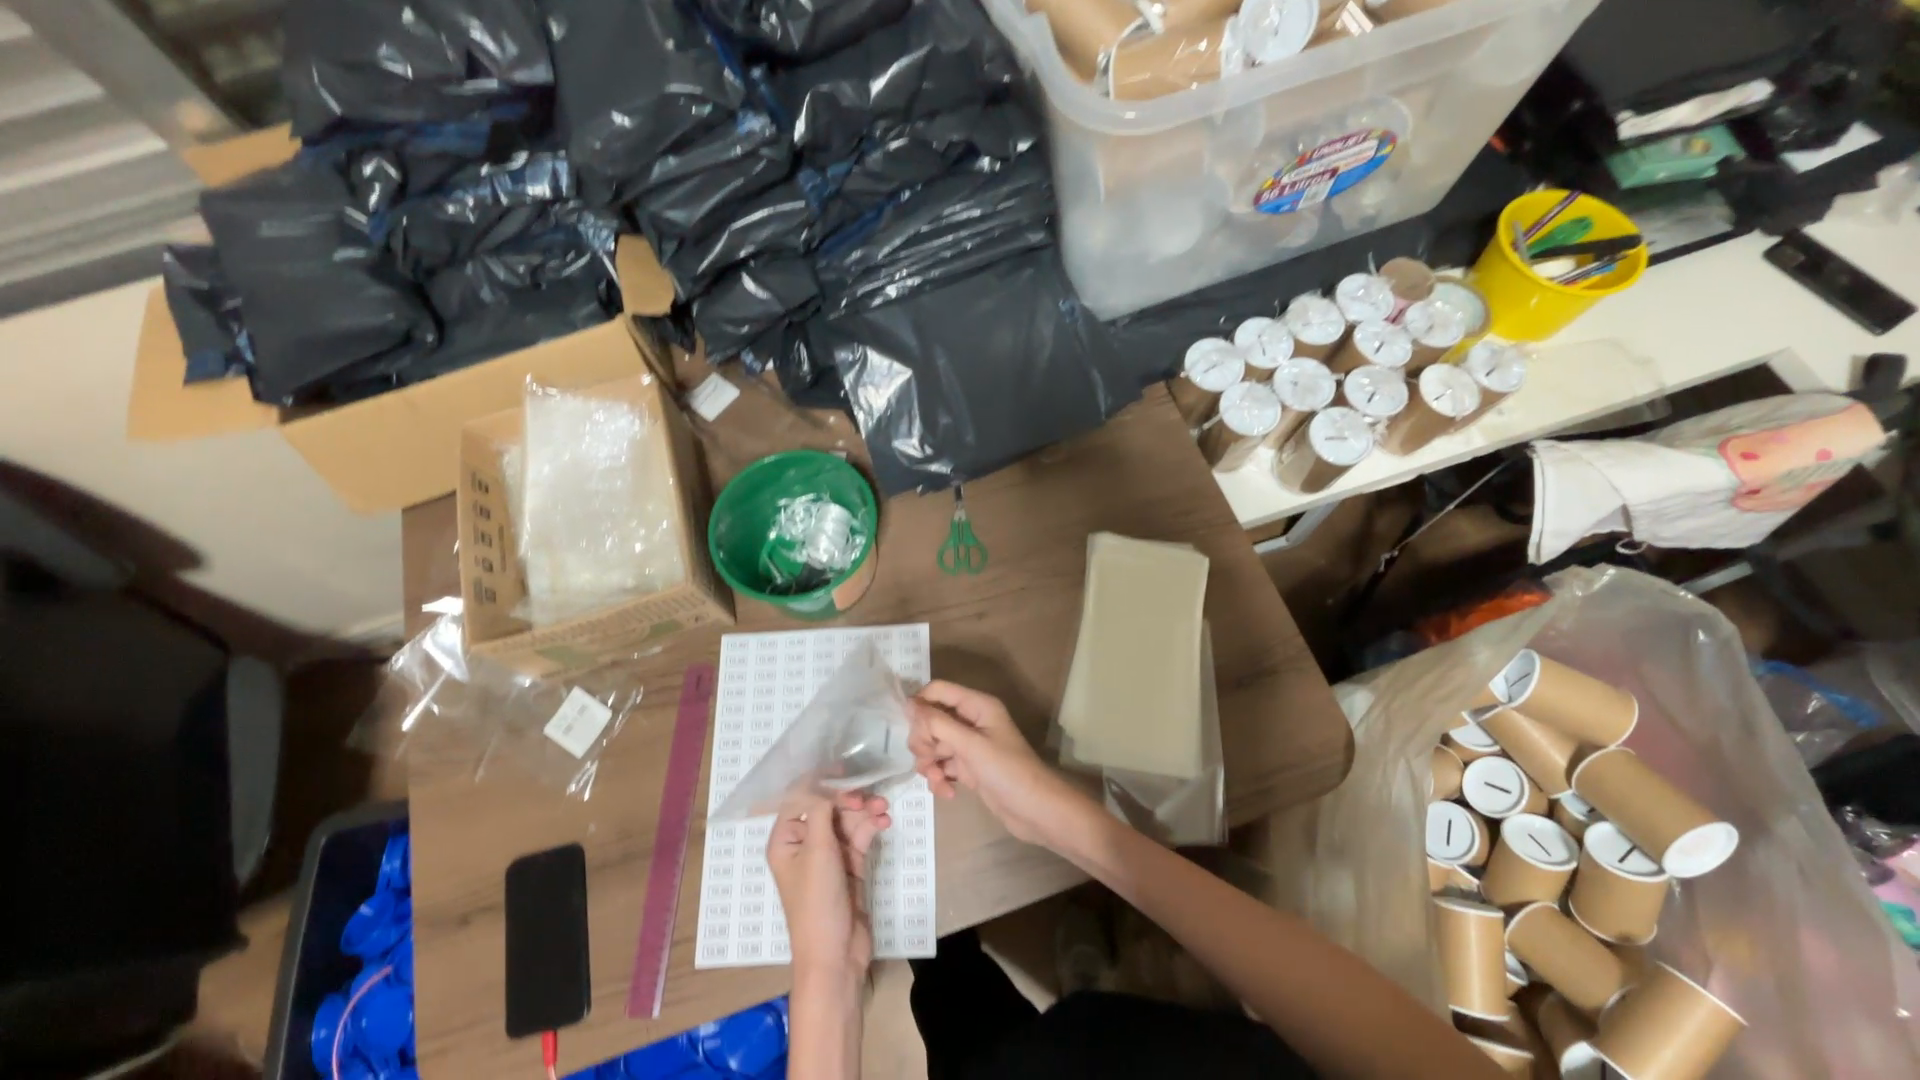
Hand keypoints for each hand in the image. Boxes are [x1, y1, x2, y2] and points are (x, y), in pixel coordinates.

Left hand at [767, 793, 890, 983]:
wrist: (836, 953)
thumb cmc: (817, 901)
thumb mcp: (817, 852)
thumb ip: (823, 812)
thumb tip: (825, 785)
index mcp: (785, 840)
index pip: (800, 799)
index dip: (820, 783)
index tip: (845, 770)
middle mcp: (805, 844)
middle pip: (827, 808)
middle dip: (849, 799)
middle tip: (869, 797)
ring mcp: (828, 857)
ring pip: (847, 821)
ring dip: (865, 811)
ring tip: (883, 808)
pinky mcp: (850, 868)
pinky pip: (860, 838)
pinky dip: (871, 827)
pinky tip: (884, 822)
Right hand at [908, 680, 1096, 849]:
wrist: (1036, 811)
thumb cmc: (1007, 771)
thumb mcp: (970, 745)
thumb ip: (938, 724)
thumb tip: (908, 705)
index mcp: (977, 706)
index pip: (938, 691)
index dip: (920, 706)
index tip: (910, 729)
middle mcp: (972, 721)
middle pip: (932, 719)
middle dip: (924, 740)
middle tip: (928, 757)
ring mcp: (970, 746)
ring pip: (934, 745)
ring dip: (929, 763)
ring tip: (937, 779)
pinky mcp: (969, 768)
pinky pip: (943, 766)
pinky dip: (940, 778)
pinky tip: (948, 793)